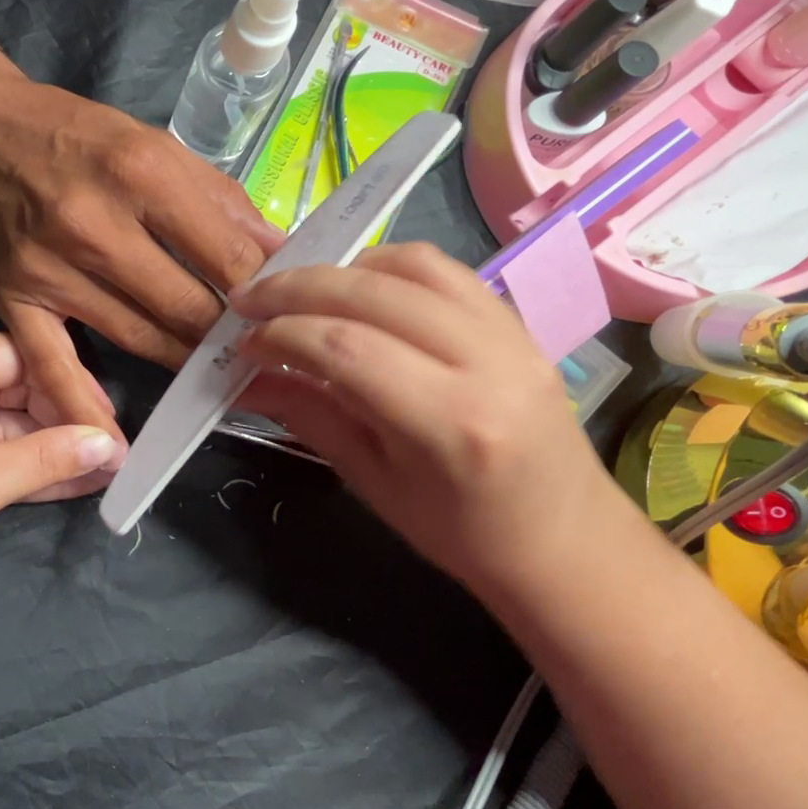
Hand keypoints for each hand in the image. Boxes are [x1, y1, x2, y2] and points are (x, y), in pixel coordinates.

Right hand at [0, 76, 284, 443]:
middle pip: (184, 305)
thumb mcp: (152, 140)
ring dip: (181, 360)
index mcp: (141, 174)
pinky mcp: (14, 300)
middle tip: (255, 352)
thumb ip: (217, 197)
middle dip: (227, 335)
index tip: (284, 314)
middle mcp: (96, 225)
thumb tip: (275, 252)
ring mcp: (50, 270)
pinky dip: (83, 404)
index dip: (264, 292)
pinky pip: (52, 364)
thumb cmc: (69, 129)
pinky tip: (112, 439)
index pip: (224, 254)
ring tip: (210, 373)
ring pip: (136, 337)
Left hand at [0, 333, 119, 590]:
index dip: (67, 383)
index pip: (22, 357)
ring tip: (113, 471)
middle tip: (119, 452)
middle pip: (23, 392)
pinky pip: (1, 458)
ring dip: (57, 452)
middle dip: (68, 423)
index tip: (111, 417)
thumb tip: (110, 444)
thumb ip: (43, 460)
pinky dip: (33, 472)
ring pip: (16, 429)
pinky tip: (78, 484)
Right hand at [233, 244, 633, 590]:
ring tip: (298, 291)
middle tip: (248, 301)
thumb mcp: (372, 482)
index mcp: (452, 422)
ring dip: (343, 269)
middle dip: (298, 288)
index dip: (283, 334)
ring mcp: (512, 335)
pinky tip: (354, 289)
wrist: (564, 542)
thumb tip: (243, 380)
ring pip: (412, 267)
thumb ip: (308, 416)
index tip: (243, 343)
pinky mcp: (517, 322)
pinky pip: (444, 272)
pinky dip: (386, 269)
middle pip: (375, 294)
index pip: (348, 348)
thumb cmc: (462, 533)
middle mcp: (490, 363)